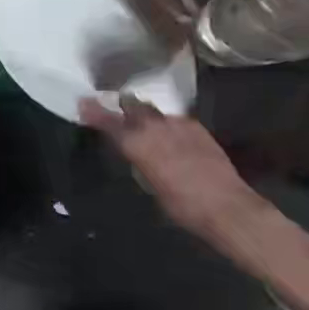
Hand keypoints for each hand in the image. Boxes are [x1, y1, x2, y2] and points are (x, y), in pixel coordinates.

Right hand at [80, 97, 262, 237]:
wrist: (226, 205)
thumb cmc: (182, 206)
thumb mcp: (151, 185)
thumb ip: (140, 161)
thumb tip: (135, 151)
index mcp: (138, 144)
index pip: (109, 122)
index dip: (94, 112)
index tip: (83, 103)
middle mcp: (155, 127)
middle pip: (132, 105)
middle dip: (122, 105)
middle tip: (116, 109)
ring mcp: (177, 123)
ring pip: (154, 111)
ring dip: (146, 115)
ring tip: (146, 126)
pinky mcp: (196, 126)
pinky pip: (174, 120)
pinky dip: (167, 125)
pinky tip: (173, 139)